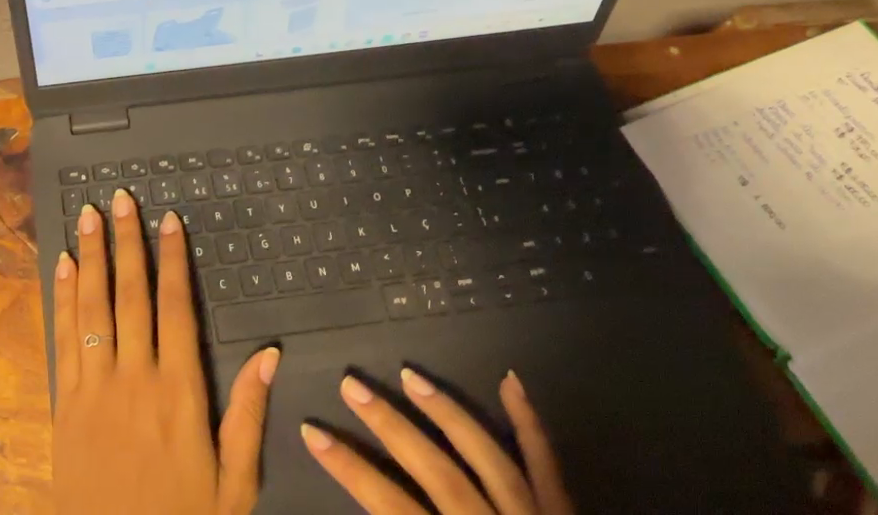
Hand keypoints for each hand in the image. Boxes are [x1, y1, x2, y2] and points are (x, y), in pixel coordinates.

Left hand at [52, 190, 280, 514]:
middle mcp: (135, 377)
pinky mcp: (66, 403)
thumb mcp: (233, 482)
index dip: (173, 260)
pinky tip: (64, 266)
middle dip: (126, 243)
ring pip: (93, 307)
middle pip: (130, 295)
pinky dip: (63, 298)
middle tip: (120, 198)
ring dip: (91, 257)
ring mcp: (95, 387)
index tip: (168, 221)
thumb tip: (270, 354)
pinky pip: (65, 339)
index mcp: (180, 390)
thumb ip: (247, 414)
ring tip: (89, 215)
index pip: (176, 308)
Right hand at [302, 367, 572, 514]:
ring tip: (409, 376)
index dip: (349, 468)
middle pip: (434, 469)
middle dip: (389, 425)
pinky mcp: (564, 512)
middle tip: (351, 384)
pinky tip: (509, 381)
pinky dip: (528, 422)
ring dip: (445, 413)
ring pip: (485, 455)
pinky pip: (546, 463)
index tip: (312, 432)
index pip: (389, 504)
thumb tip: (372, 507)